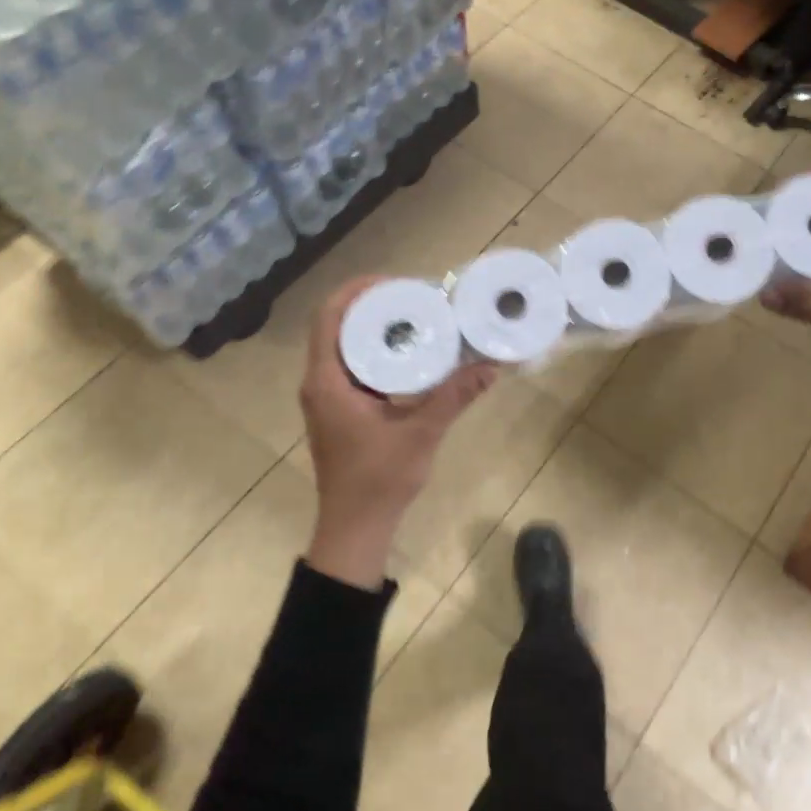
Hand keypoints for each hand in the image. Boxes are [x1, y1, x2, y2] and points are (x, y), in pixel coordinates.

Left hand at [300, 277, 496, 588]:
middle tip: (414, 296)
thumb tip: (492, 366)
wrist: (355, 527)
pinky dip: (374, 352)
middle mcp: (319, 383)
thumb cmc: (379, 480)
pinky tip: (408, 354)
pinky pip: (351, 367)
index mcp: (327, 382)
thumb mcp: (421, 434)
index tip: (395, 282)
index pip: (329, 317)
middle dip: (372, 305)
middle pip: (336, 326)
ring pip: (342, 346)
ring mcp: (326, 398)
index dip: (357, 291)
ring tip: (414, 317)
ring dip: (372, 328)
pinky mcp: (338, 411)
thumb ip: (454, 396)